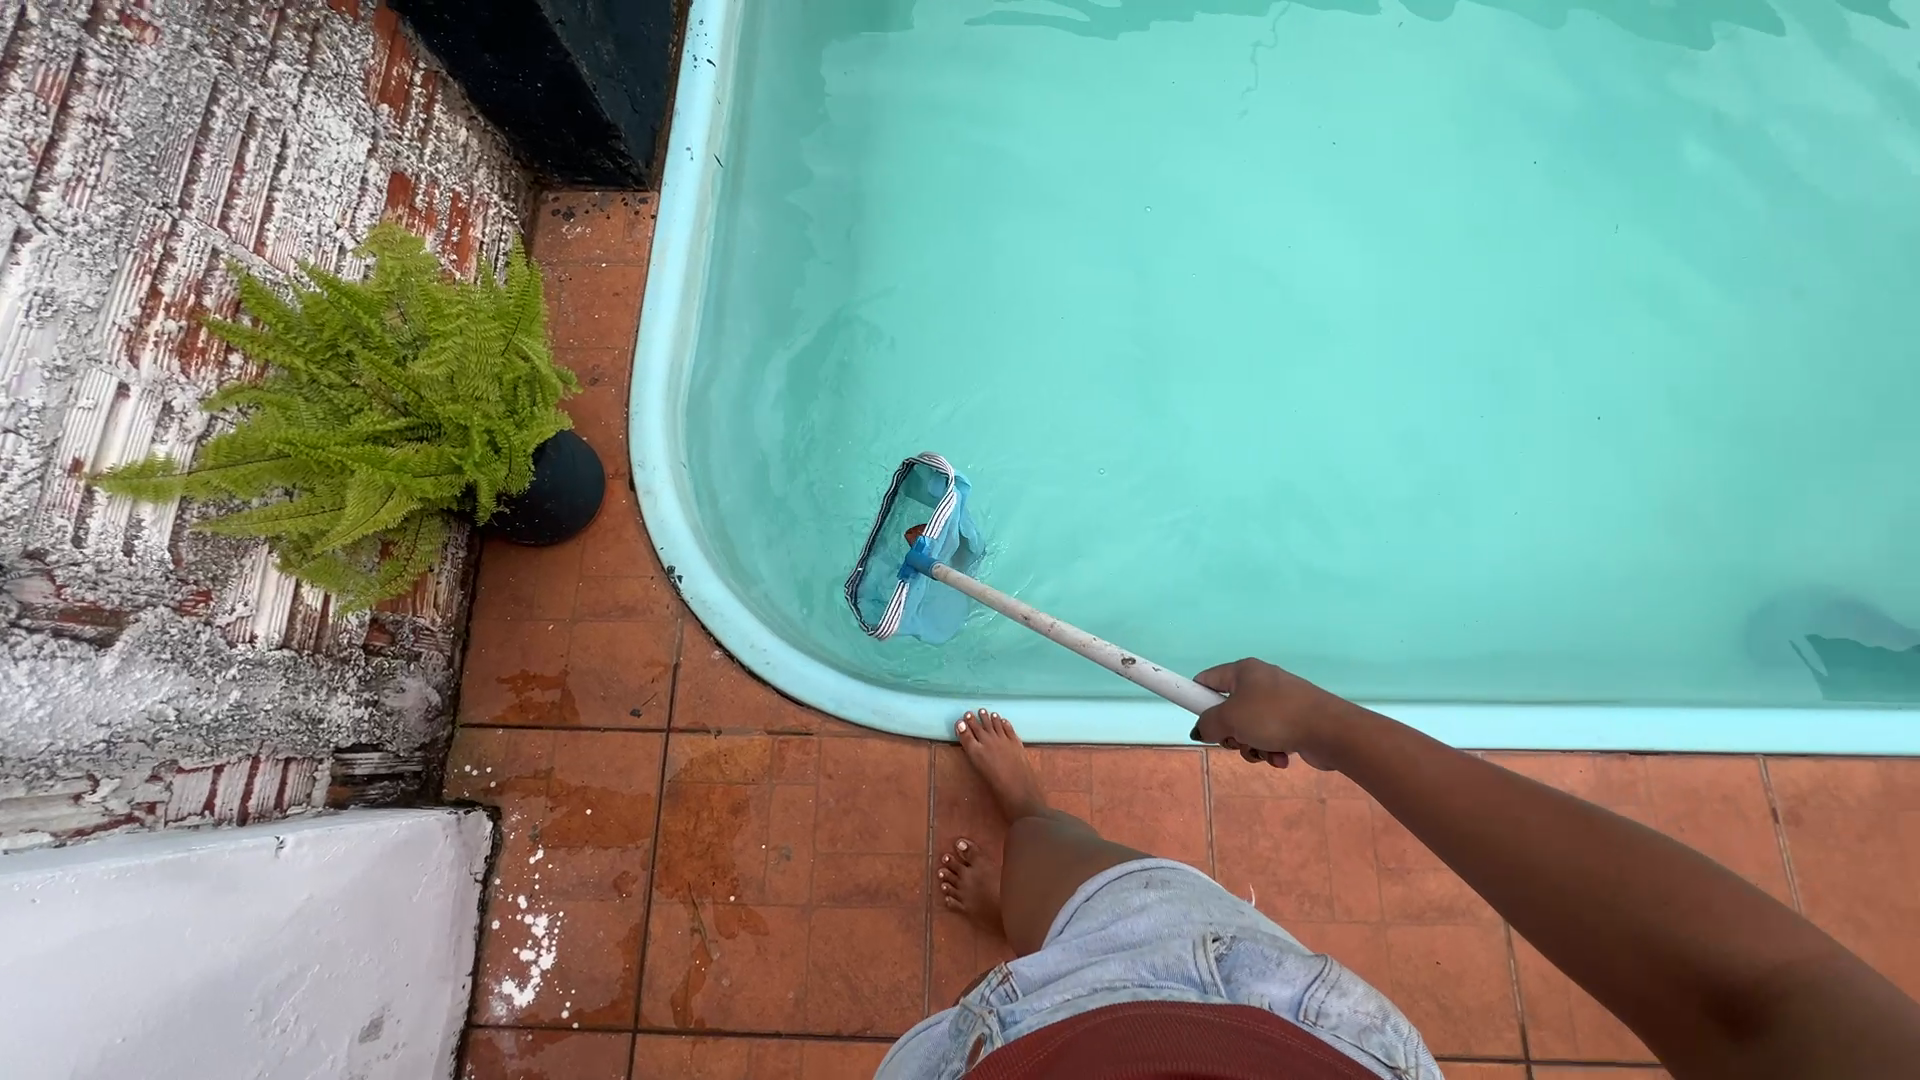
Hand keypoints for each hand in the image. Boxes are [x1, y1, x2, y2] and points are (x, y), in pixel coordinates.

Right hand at [1191, 658, 1364, 770]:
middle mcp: (1261, 682)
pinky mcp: (1296, 721)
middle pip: (1228, 709)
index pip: (1207, 679)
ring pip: (1249, 728)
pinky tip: (1281, 756)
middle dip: (1229, 732)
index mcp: (1244, 671)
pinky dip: (1270, 748)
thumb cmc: (1275, 717)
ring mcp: (1281, 702)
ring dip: (1250, 745)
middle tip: (1234, 740)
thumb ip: (1208, 724)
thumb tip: (1202, 730)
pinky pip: (1271, 736)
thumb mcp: (1230, 719)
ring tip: (1263, 750)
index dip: (1196, 698)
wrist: (1332, 731)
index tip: (1196, 719)